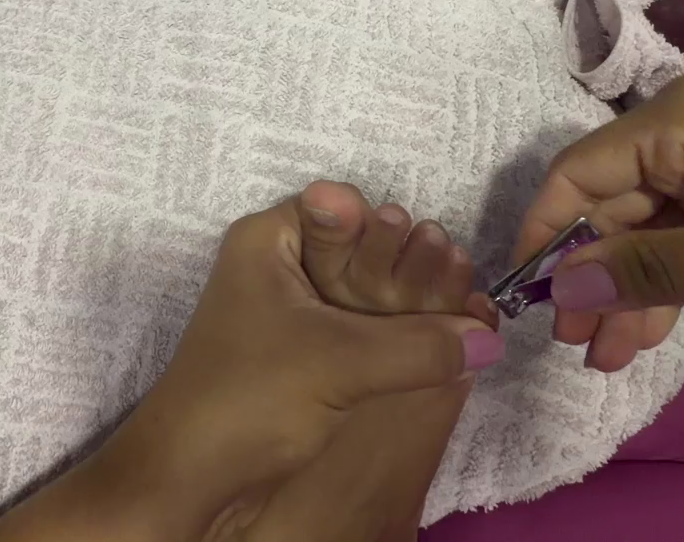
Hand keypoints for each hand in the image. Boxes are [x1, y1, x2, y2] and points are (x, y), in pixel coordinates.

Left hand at [0, 191, 501, 540]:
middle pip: (353, 245)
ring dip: (400, 304)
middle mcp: (275, 260)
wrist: (193, 478)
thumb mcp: (341, 362)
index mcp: (267, 237)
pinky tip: (431, 347)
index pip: (340, 205)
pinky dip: (386, 333)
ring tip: (454, 313)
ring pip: (356, 289)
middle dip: (403, 265)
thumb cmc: (251, 397)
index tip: (430, 251)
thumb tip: (490, 337)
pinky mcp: (296, 346)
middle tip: (453, 279)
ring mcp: (285, 304)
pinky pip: (351, 324)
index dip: (384, 227)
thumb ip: (420, 346)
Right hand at [516, 74, 683, 371]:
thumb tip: (559, 286)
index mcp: (678, 121)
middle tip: (573, 344)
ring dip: (627, 288)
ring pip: (645, 227)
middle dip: (591, 274)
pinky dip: (668, 282)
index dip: (544, 232)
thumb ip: (652, 269)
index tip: (525, 294)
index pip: (578, 173)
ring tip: (602, 356)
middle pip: (609, 204)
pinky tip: (645, 333)